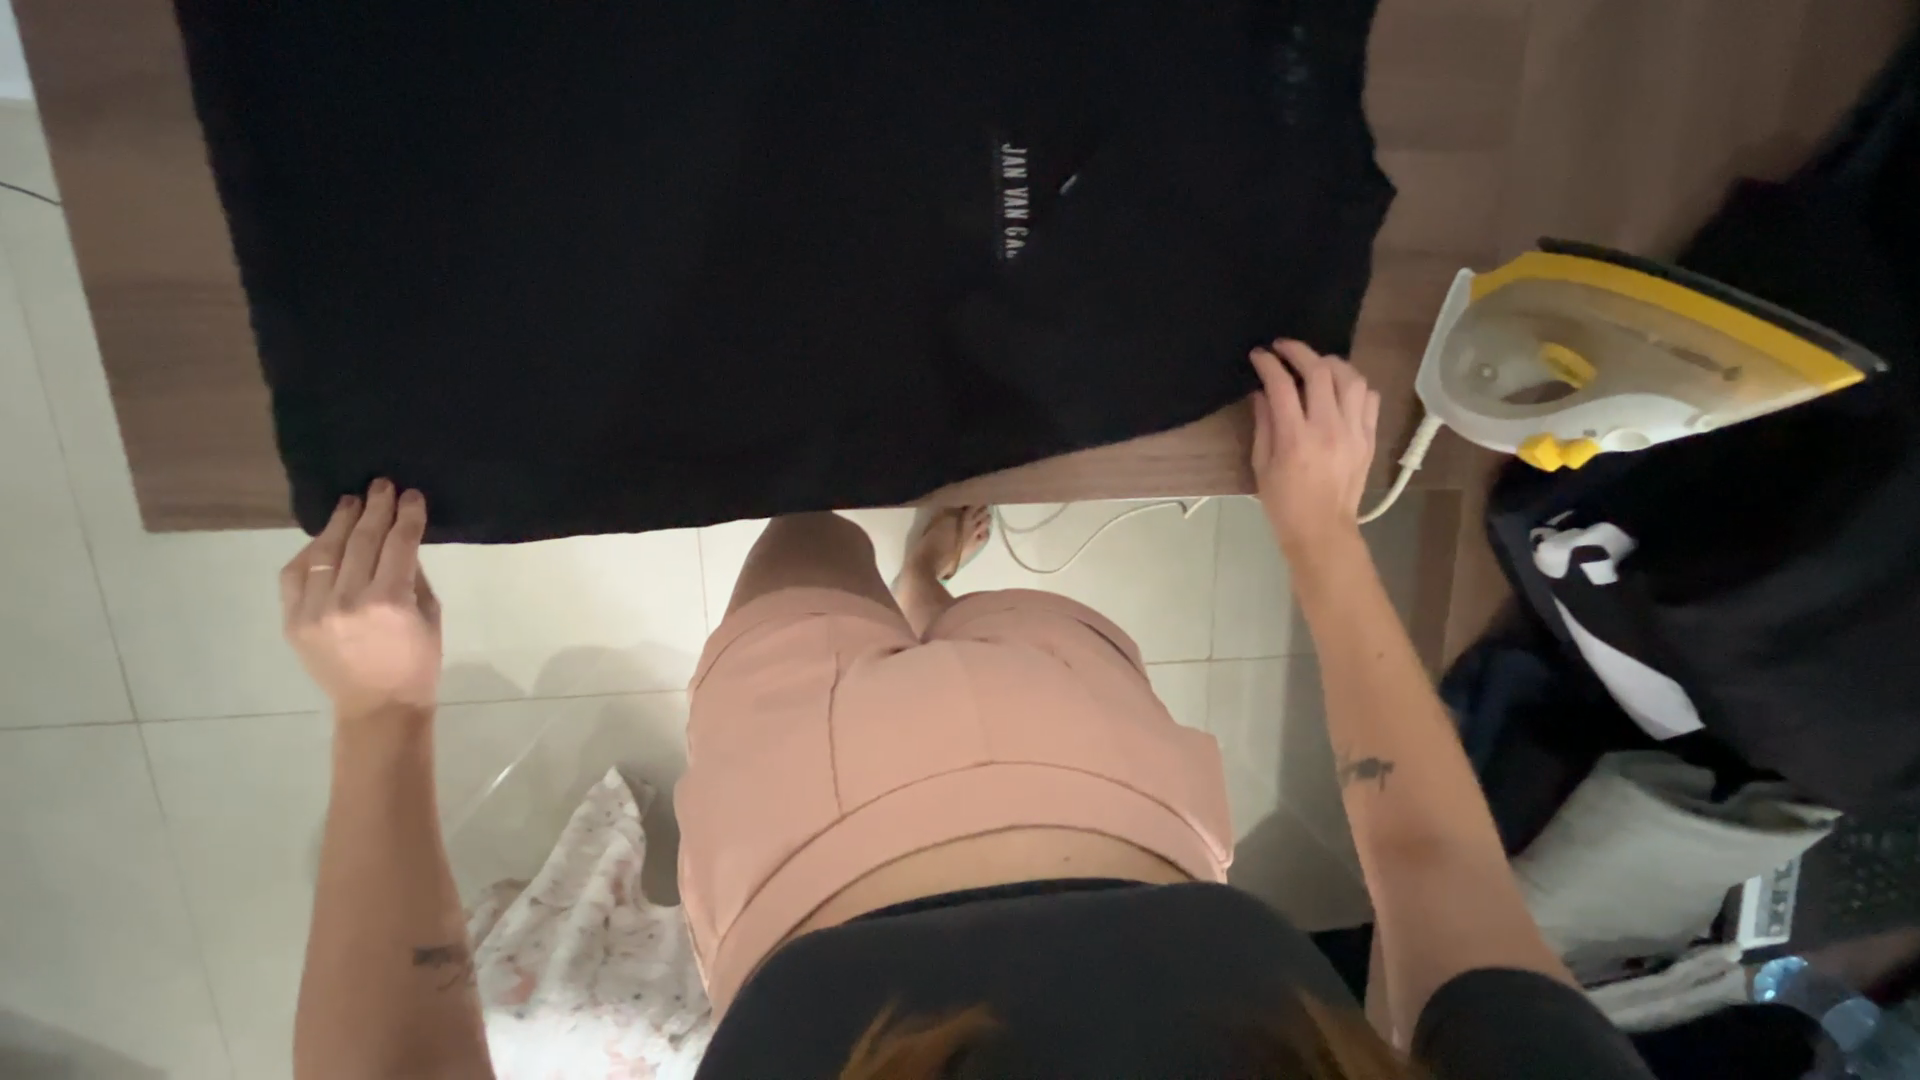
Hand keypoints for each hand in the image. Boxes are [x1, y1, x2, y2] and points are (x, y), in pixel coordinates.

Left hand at [280, 480, 441, 720]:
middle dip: (375, 509)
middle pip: (361, 541)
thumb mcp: (430, 615)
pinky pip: (296, 575)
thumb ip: (413, 577)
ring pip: (324, 552)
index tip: (411, 494)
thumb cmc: (418, 662)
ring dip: (340, 523)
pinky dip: (310, 552)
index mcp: (391, 601)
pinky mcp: (292, 619)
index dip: (407, 515)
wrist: (378, 706)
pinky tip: (324, 539)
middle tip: (381, 485)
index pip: (399, 544)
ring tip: (352, 503)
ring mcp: (314, 609)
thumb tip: (401, 544)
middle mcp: (348, 599)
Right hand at [1248, 339, 1380, 556]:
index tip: (1259, 355)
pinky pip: (1369, 398)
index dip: (1268, 364)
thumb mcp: (1261, 465)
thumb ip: (1264, 424)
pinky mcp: (1369, 438)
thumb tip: (1262, 393)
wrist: (1322, 530)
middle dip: (1299, 352)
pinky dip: (1354, 385)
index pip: (1282, 386)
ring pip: (1351, 378)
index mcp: (1295, 438)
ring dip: (1330, 363)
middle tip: (1283, 348)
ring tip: (1315, 364)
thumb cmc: (1283, 503)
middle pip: (1320, 372)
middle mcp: (1328, 428)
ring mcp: (1354, 431)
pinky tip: (1339, 388)